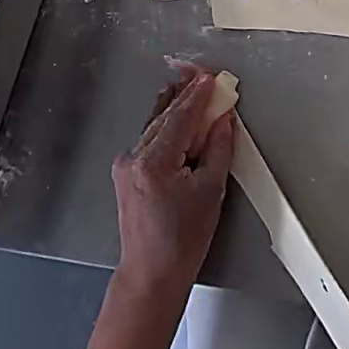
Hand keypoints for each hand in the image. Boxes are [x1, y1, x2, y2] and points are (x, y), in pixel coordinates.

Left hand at [110, 64, 236, 294]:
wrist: (152, 273)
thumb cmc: (182, 241)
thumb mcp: (211, 191)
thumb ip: (219, 148)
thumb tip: (223, 120)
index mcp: (155, 162)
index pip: (181, 117)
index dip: (198, 95)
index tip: (211, 78)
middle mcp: (134, 158)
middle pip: (165, 116)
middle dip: (186, 96)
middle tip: (202, 75)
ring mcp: (126, 164)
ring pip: (155, 125)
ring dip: (175, 108)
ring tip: (191, 88)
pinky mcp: (125, 171)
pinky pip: (149, 139)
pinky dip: (166, 127)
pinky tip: (177, 118)